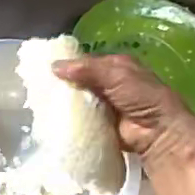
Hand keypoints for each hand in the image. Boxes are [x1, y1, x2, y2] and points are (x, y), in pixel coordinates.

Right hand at [52, 54, 194, 171]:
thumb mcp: (116, 75)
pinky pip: (79, 117)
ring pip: (77, 99)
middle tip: (37, 86)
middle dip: (62, 83)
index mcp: (116, 65)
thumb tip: (54, 67)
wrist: (157, 133)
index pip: (86, 61)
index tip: (44, 69)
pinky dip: (68, 117)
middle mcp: (109, 83)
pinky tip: (51, 117)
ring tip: (39, 102)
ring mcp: (103, 104)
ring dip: (63, 101)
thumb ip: (87, 69)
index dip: (68, 64)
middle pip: (79, 81)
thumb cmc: (141, 97)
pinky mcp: (98, 123)